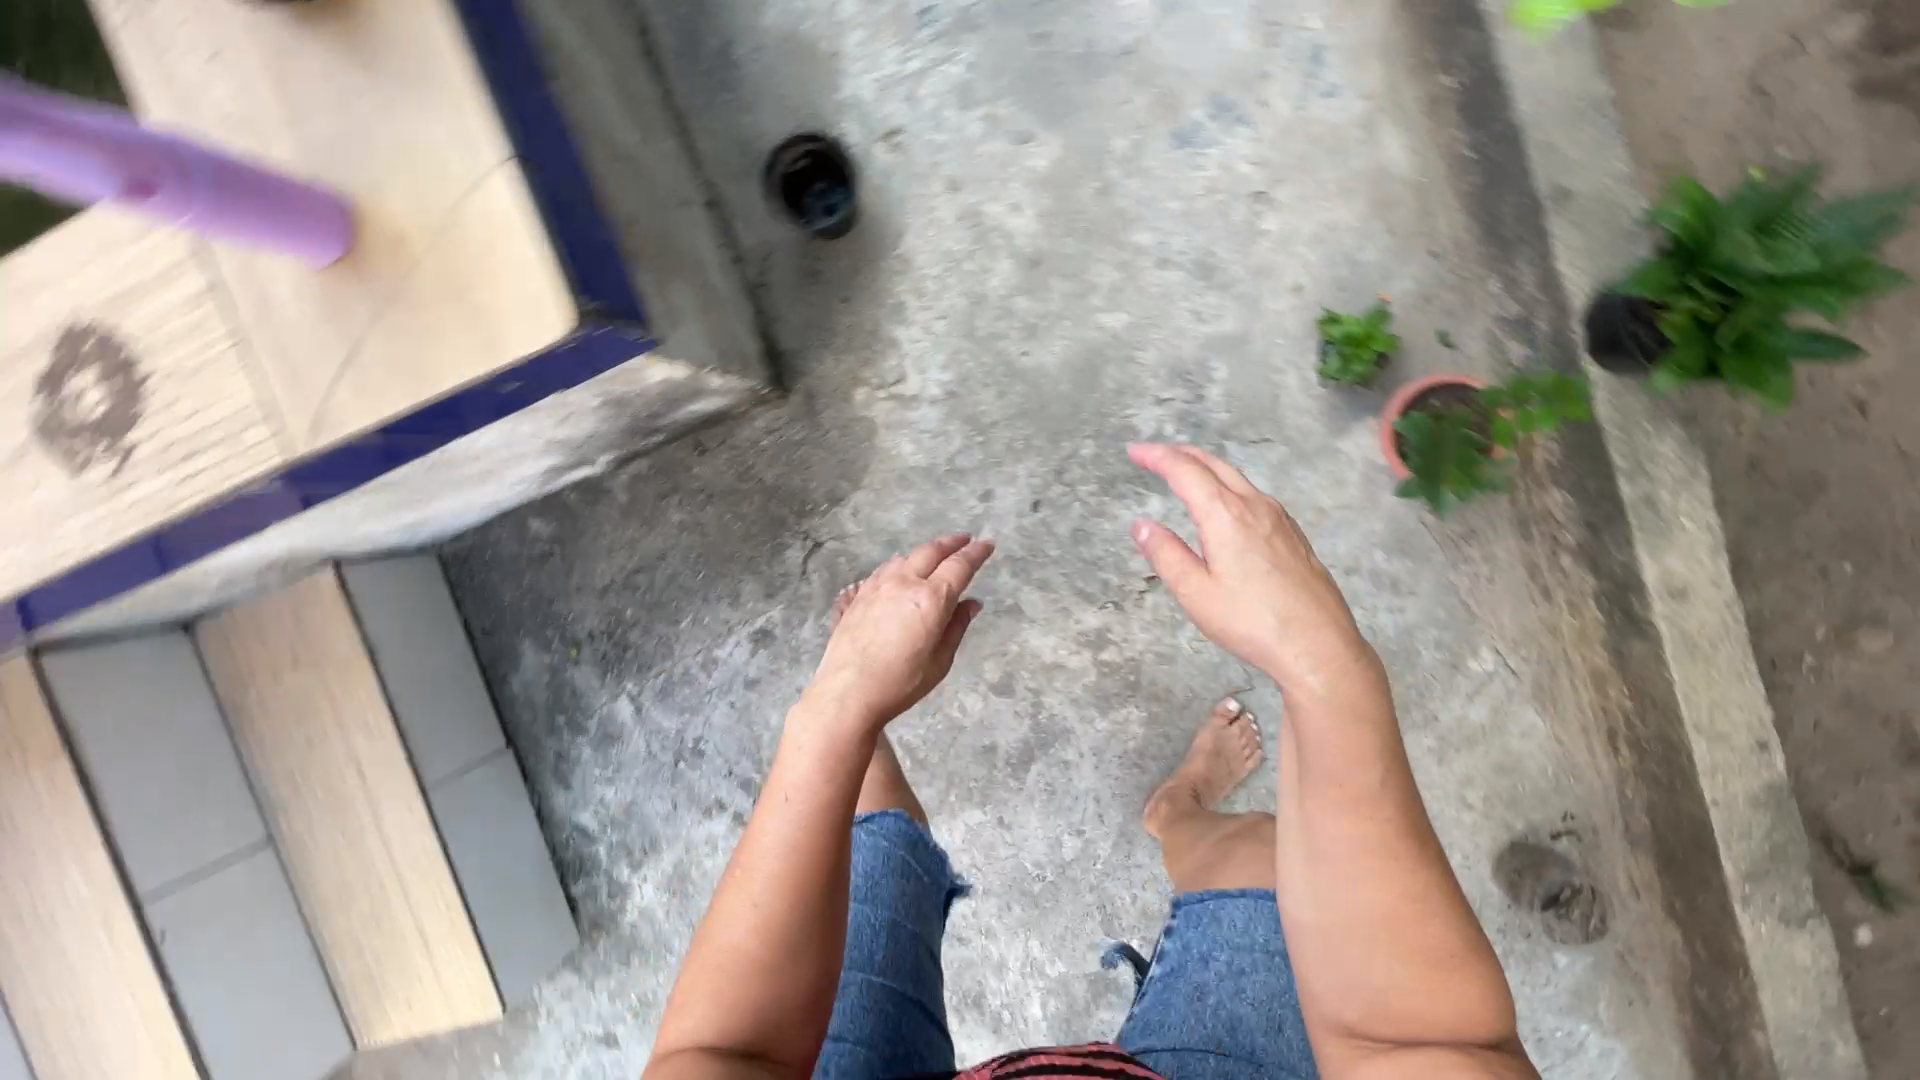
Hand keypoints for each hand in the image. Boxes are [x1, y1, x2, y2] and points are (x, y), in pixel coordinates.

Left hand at [806, 533, 994, 730]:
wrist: (847, 692)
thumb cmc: (901, 683)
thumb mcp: (940, 660)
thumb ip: (956, 626)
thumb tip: (972, 603)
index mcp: (931, 599)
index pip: (959, 566)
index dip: (976, 553)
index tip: (987, 545)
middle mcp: (904, 583)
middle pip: (931, 552)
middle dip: (951, 543)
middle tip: (964, 540)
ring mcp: (876, 587)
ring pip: (904, 558)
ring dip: (923, 552)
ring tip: (934, 555)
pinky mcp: (858, 597)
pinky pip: (882, 570)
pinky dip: (898, 565)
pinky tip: (898, 570)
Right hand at [1128, 443, 1374, 697]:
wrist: (1319, 646)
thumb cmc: (1251, 622)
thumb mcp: (1195, 592)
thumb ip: (1165, 554)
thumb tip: (1141, 525)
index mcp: (1226, 515)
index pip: (1185, 471)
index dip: (1157, 456)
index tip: (1134, 451)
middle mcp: (1255, 506)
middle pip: (1214, 465)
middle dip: (1181, 454)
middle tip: (1154, 455)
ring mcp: (1279, 519)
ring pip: (1237, 478)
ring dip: (1207, 467)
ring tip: (1185, 473)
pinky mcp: (1293, 535)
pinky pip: (1254, 495)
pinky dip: (1228, 485)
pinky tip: (1225, 506)